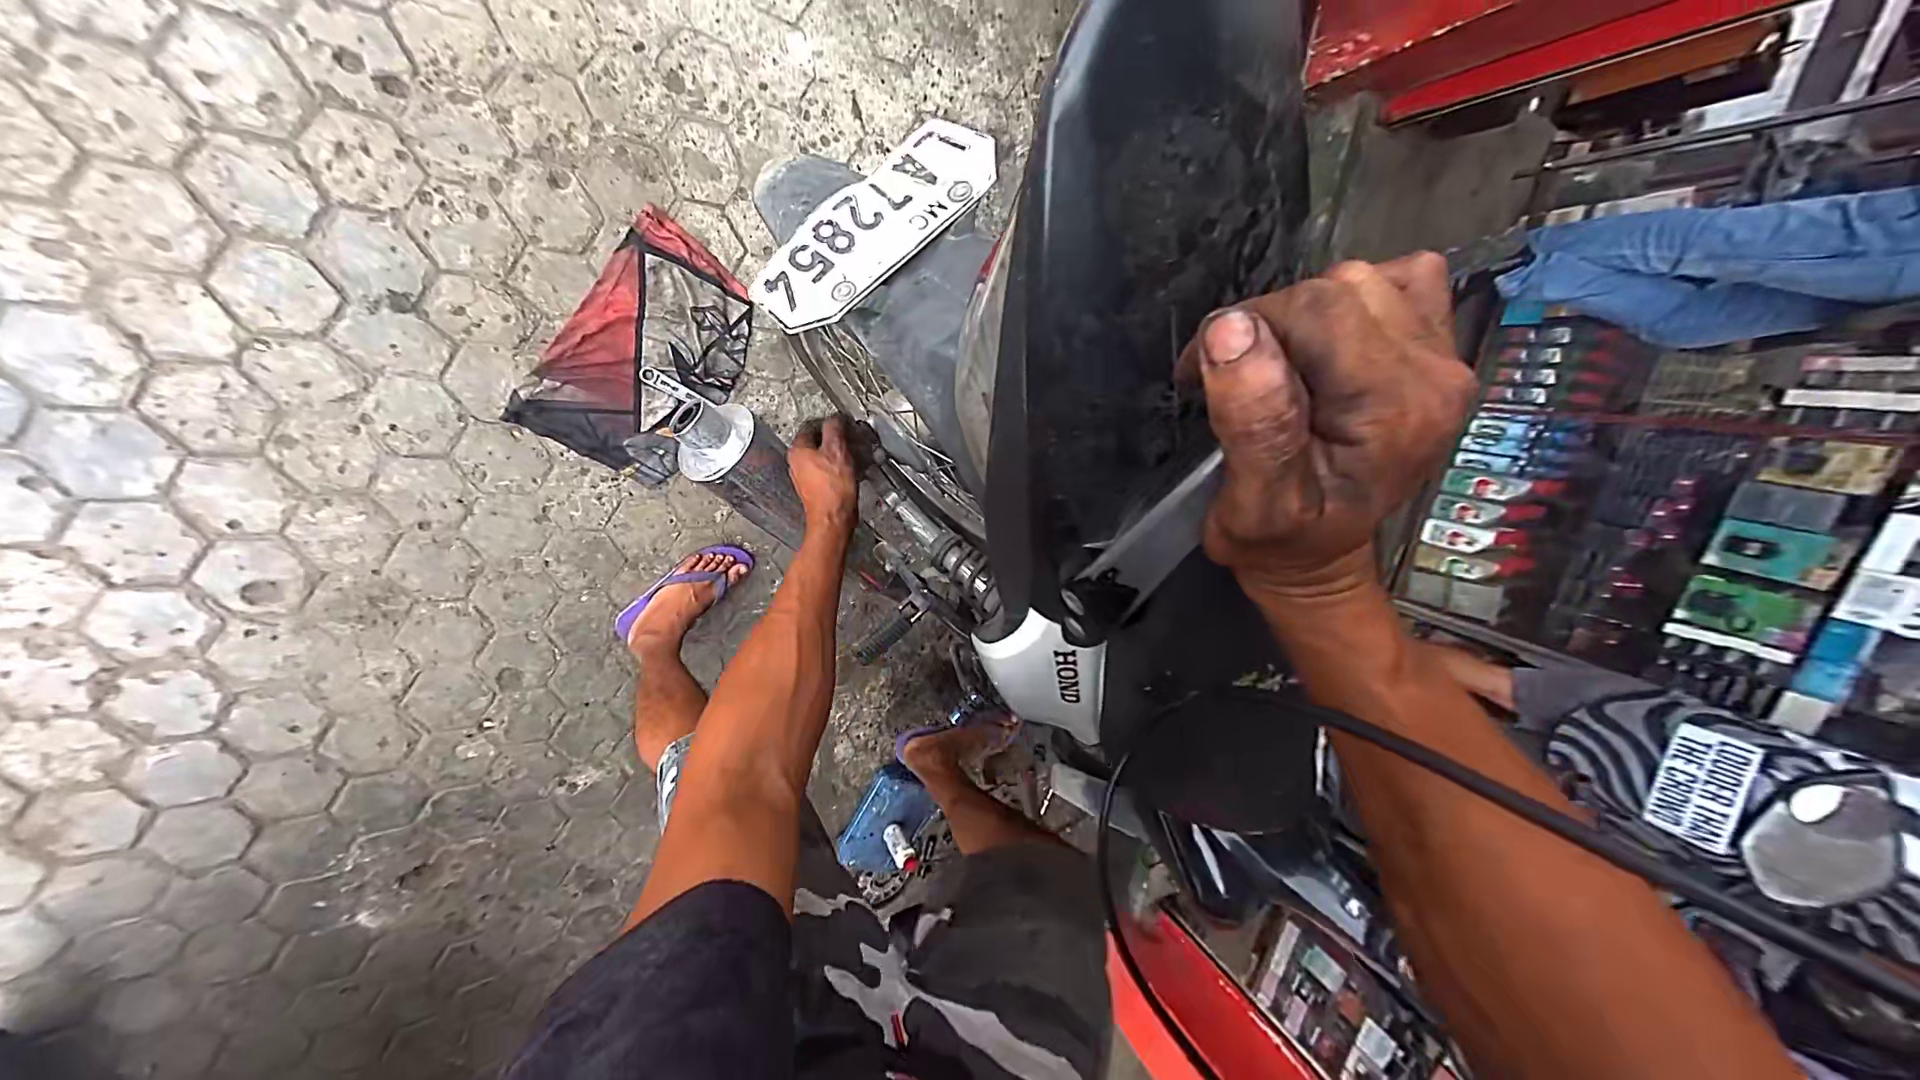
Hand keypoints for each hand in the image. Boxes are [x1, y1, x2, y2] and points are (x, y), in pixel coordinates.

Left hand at [790, 415, 857, 533]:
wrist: (834, 519)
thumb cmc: (833, 490)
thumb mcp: (838, 450)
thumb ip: (835, 429)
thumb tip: (836, 419)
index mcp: (797, 451)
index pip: (812, 426)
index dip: (830, 424)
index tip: (843, 426)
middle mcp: (797, 464)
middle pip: (818, 443)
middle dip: (836, 441)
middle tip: (851, 442)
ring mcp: (805, 478)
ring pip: (824, 459)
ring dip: (839, 456)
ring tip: (854, 458)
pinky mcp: (816, 490)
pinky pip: (828, 473)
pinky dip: (839, 471)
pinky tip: (851, 474)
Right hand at [1183, 254, 1473, 597]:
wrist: (1317, 557)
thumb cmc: (1279, 542)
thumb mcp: (1252, 506)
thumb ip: (1251, 423)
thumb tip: (1232, 332)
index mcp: (1393, 411)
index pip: (1314, 311)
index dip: (1244, 330)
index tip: (1204, 374)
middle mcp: (1434, 375)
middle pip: (1337, 290)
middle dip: (1266, 324)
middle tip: (1232, 378)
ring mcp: (1441, 359)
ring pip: (1359, 281)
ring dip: (1298, 318)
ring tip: (1271, 371)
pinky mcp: (1432, 351)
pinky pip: (1395, 283)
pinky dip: (1346, 305)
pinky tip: (1321, 350)